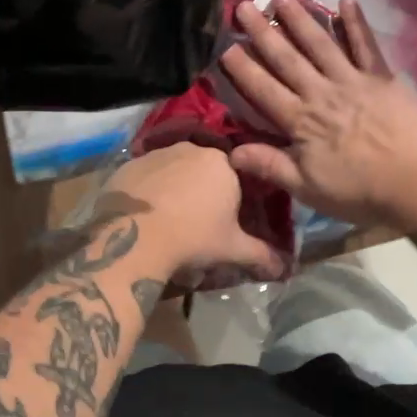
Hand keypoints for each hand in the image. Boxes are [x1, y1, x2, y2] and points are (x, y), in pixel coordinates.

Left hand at [99, 142, 285, 279]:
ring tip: (167, 219)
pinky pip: (145, 175)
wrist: (134, 239)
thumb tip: (287, 267)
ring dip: (173, 188)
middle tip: (195, 221)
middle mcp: (190, 149)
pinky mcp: (128, 164)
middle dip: (201, 190)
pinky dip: (147, 190)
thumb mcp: (233, 249)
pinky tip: (143, 215)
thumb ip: (262, 255)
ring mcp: (156, 154)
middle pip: (201, 169)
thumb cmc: (193, 238)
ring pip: (172, 169)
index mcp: (221, 163)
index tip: (222, 220)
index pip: (233, 175)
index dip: (228, 198)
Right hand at [219, 0, 416, 226]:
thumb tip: (230, 152)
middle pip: (287, 59)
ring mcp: (352, 81)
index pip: (264, 90)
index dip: (242, 68)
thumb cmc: (360, 192)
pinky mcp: (381, 78)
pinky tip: (346, 1)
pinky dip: (356, 23)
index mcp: (301, 121)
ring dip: (300, 18)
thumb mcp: (308, 189)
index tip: (224, 44)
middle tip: (243, 5)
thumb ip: (270, 165)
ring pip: (320, 44)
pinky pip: (366, 46)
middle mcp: (321, 93)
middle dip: (263, 32)